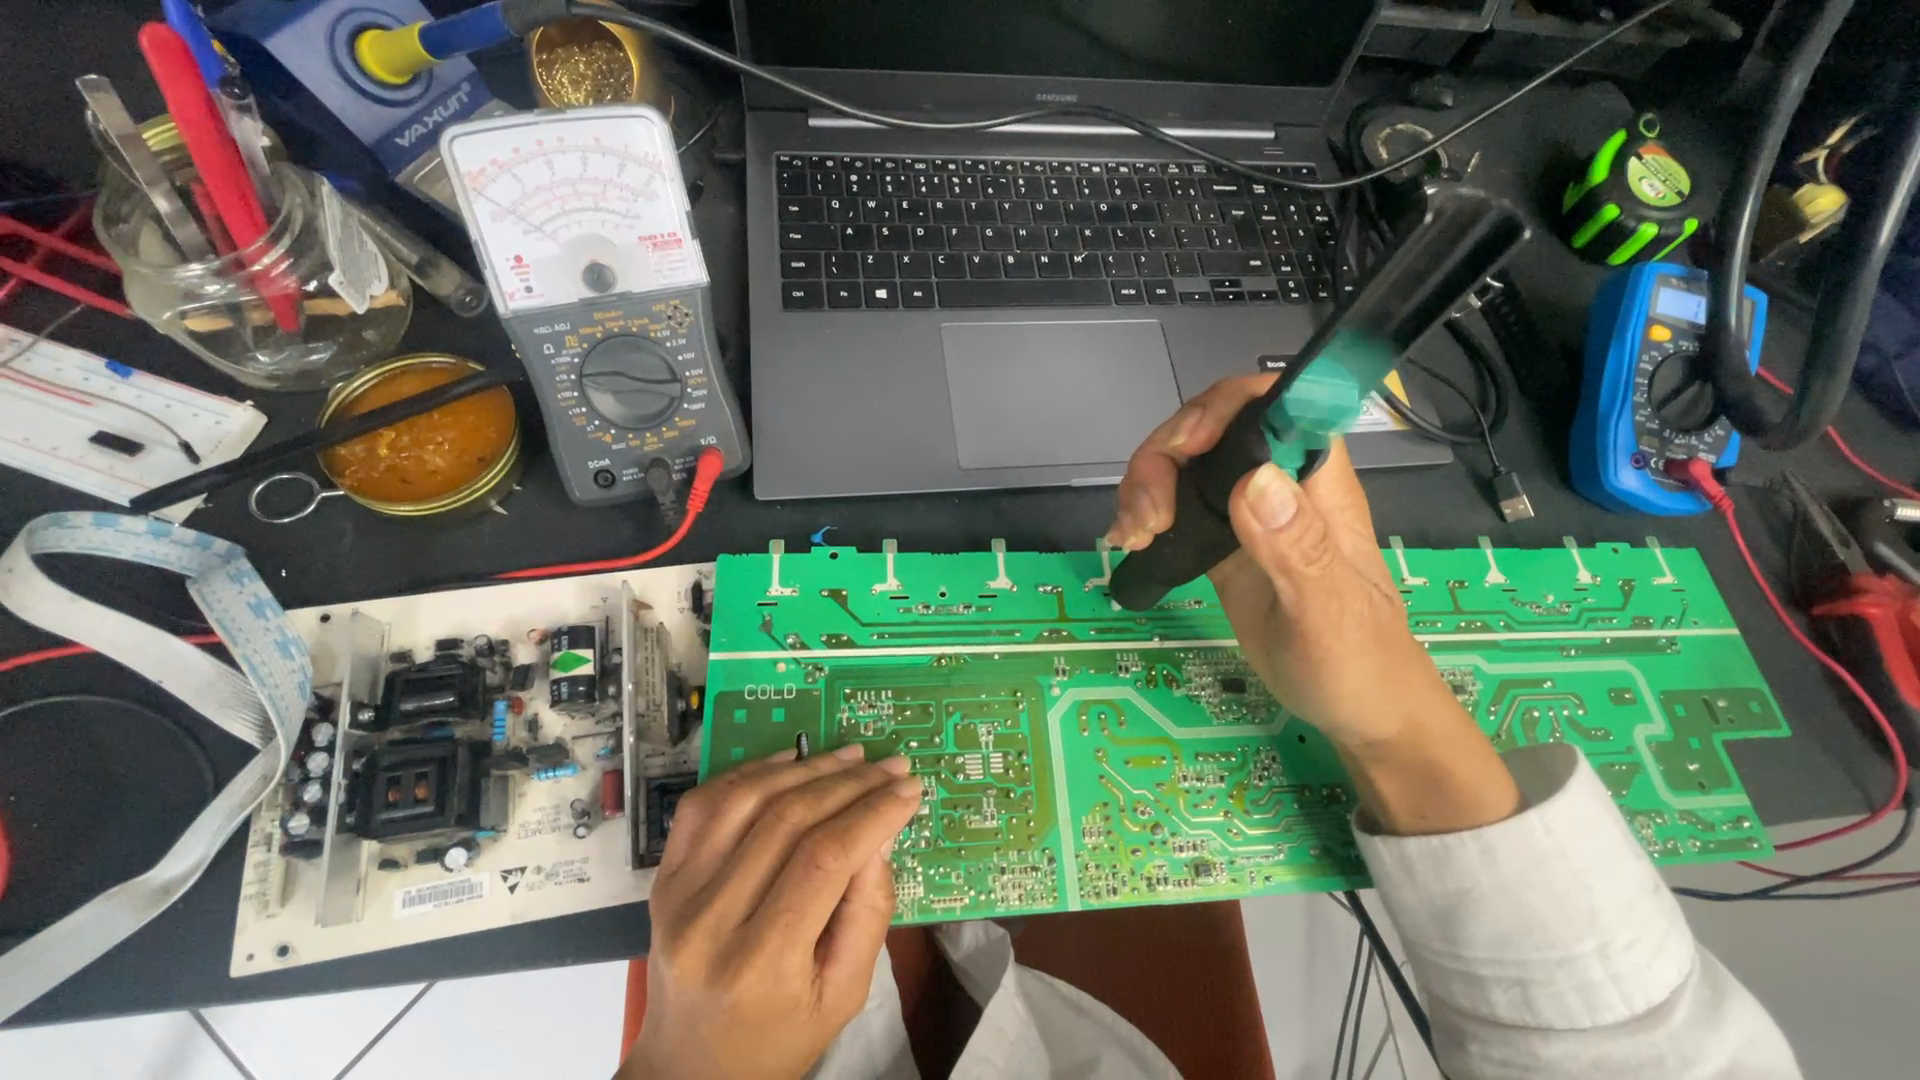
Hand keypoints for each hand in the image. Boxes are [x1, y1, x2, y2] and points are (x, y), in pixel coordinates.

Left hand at [618, 746, 922, 1079]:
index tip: (909, 790)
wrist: (690, 1064)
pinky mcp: (664, 876)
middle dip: (850, 783)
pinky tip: (793, 760)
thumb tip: (880, 833)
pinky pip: (705, 803)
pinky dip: (752, 771)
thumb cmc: (779, 1037)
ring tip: (851, 756)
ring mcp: (678, 893)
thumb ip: (868, 913)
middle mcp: (710, 921)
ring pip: (746, 799)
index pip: (824, 860)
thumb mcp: (844, 995)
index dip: (872, 814)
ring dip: (807, 768)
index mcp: (761, 963)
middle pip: (787, 821)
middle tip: (891, 766)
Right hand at [1107, 376, 1456, 751]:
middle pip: (1212, 429)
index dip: (1221, 409)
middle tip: (1145, 518)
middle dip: (1165, 457)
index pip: (1272, 404)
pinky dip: (1144, 515)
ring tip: (1132, 537)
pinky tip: (1131, 544)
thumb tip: (1253, 479)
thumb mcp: (1328, 614)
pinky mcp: (1222, 542)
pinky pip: (1174, 505)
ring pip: (1185, 464)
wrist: (1356, 708)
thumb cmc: (1357, 663)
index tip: (1184, 450)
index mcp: (1316, 485)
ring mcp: (1246, 513)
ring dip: (1146, 486)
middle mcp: (1279, 485)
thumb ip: (1297, 549)